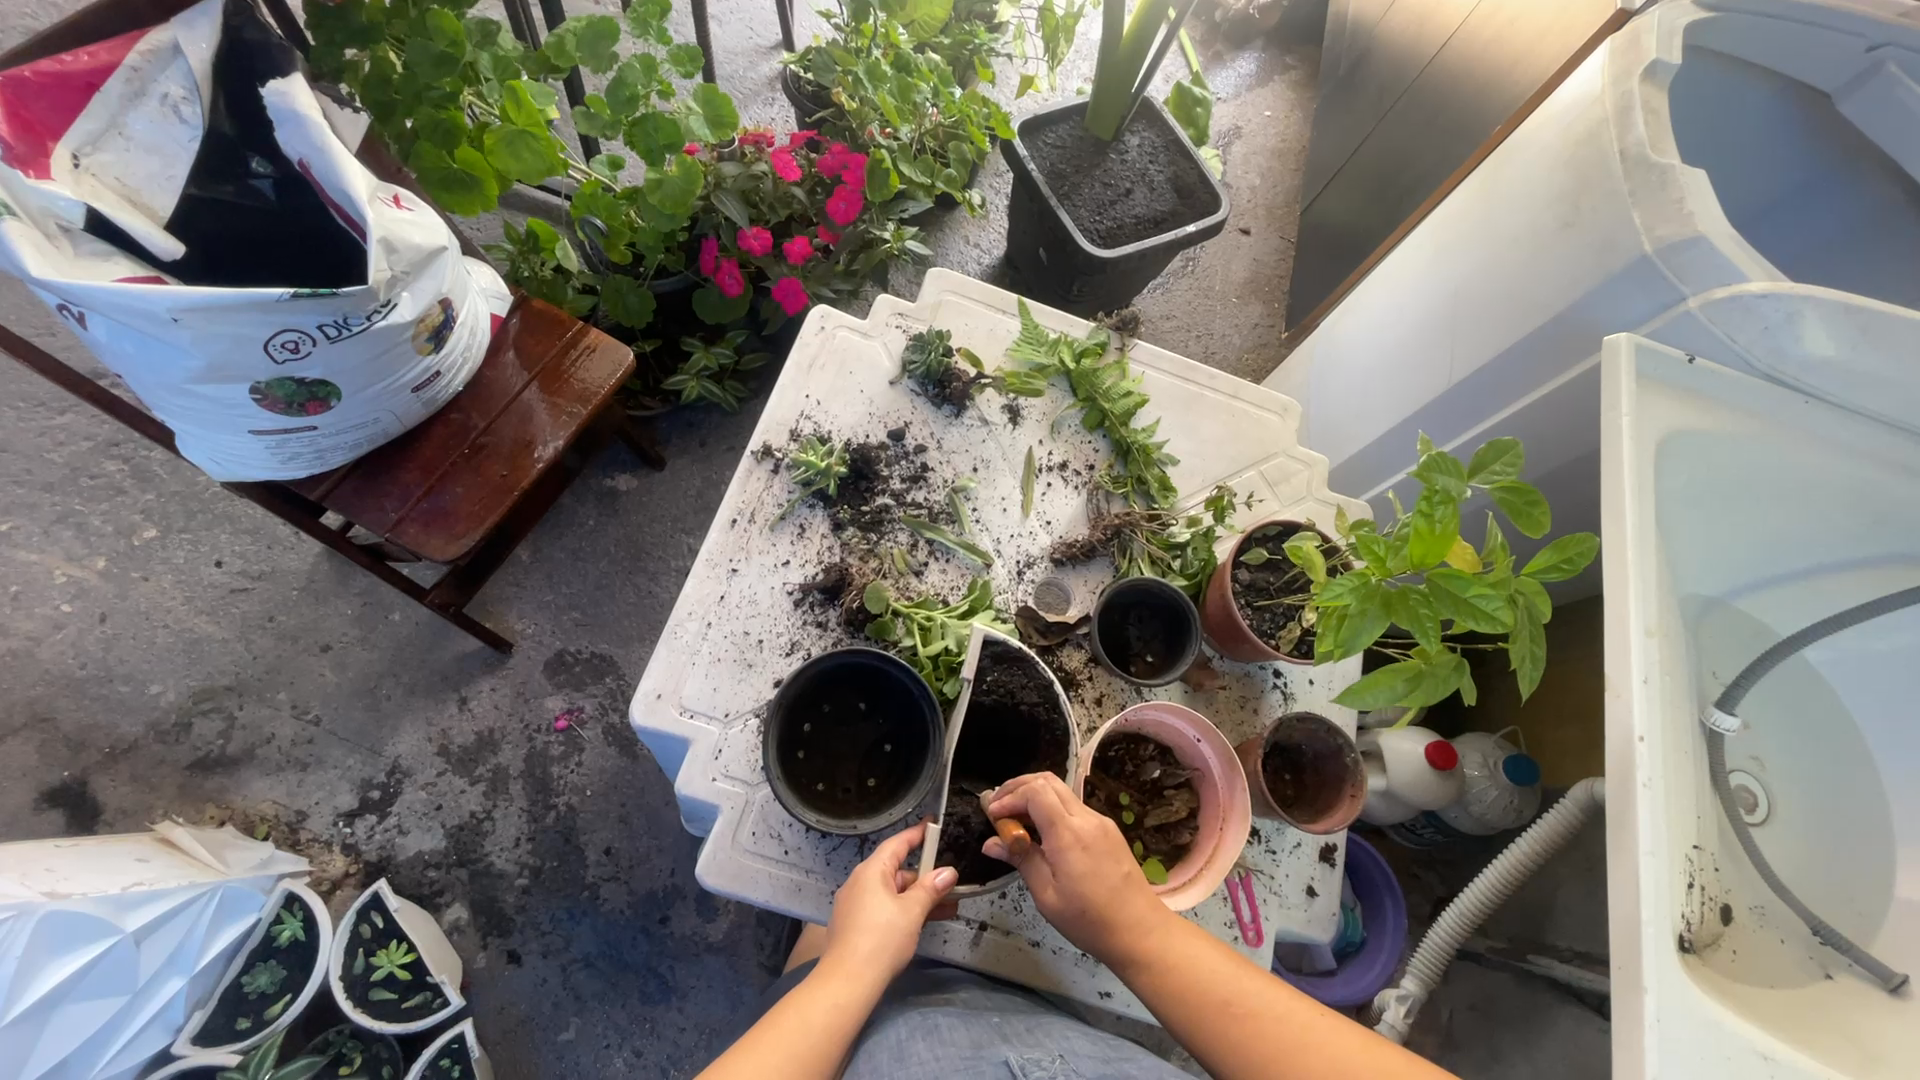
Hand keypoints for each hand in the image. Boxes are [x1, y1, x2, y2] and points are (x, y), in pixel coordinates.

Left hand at [820, 821, 959, 985]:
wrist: (847, 982)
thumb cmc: (881, 939)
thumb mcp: (912, 912)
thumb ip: (931, 889)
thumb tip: (948, 872)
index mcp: (872, 871)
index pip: (897, 843)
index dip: (917, 834)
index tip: (934, 826)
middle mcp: (860, 882)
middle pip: (897, 871)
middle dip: (925, 877)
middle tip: (952, 882)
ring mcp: (856, 904)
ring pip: (893, 893)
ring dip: (919, 898)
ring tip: (949, 907)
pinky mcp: (856, 925)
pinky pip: (885, 908)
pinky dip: (905, 911)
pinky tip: (925, 922)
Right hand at [984, 773, 1172, 963]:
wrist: (1141, 931)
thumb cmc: (1090, 921)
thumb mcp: (1047, 896)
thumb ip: (1021, 861)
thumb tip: (992, 843)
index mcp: (1069, 833)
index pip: (1035, 791)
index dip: (1009, 796)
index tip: (992, 815)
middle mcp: (1086, 818)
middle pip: (1048, 781)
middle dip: (1018, 787)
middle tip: (998, 806)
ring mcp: (1100, 821)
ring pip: (1062, 791)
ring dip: (1035, 796)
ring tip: (1015, 819)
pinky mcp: (1108, 830)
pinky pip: (1074, 807)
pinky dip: (1051, 809)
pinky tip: (1041, 831)